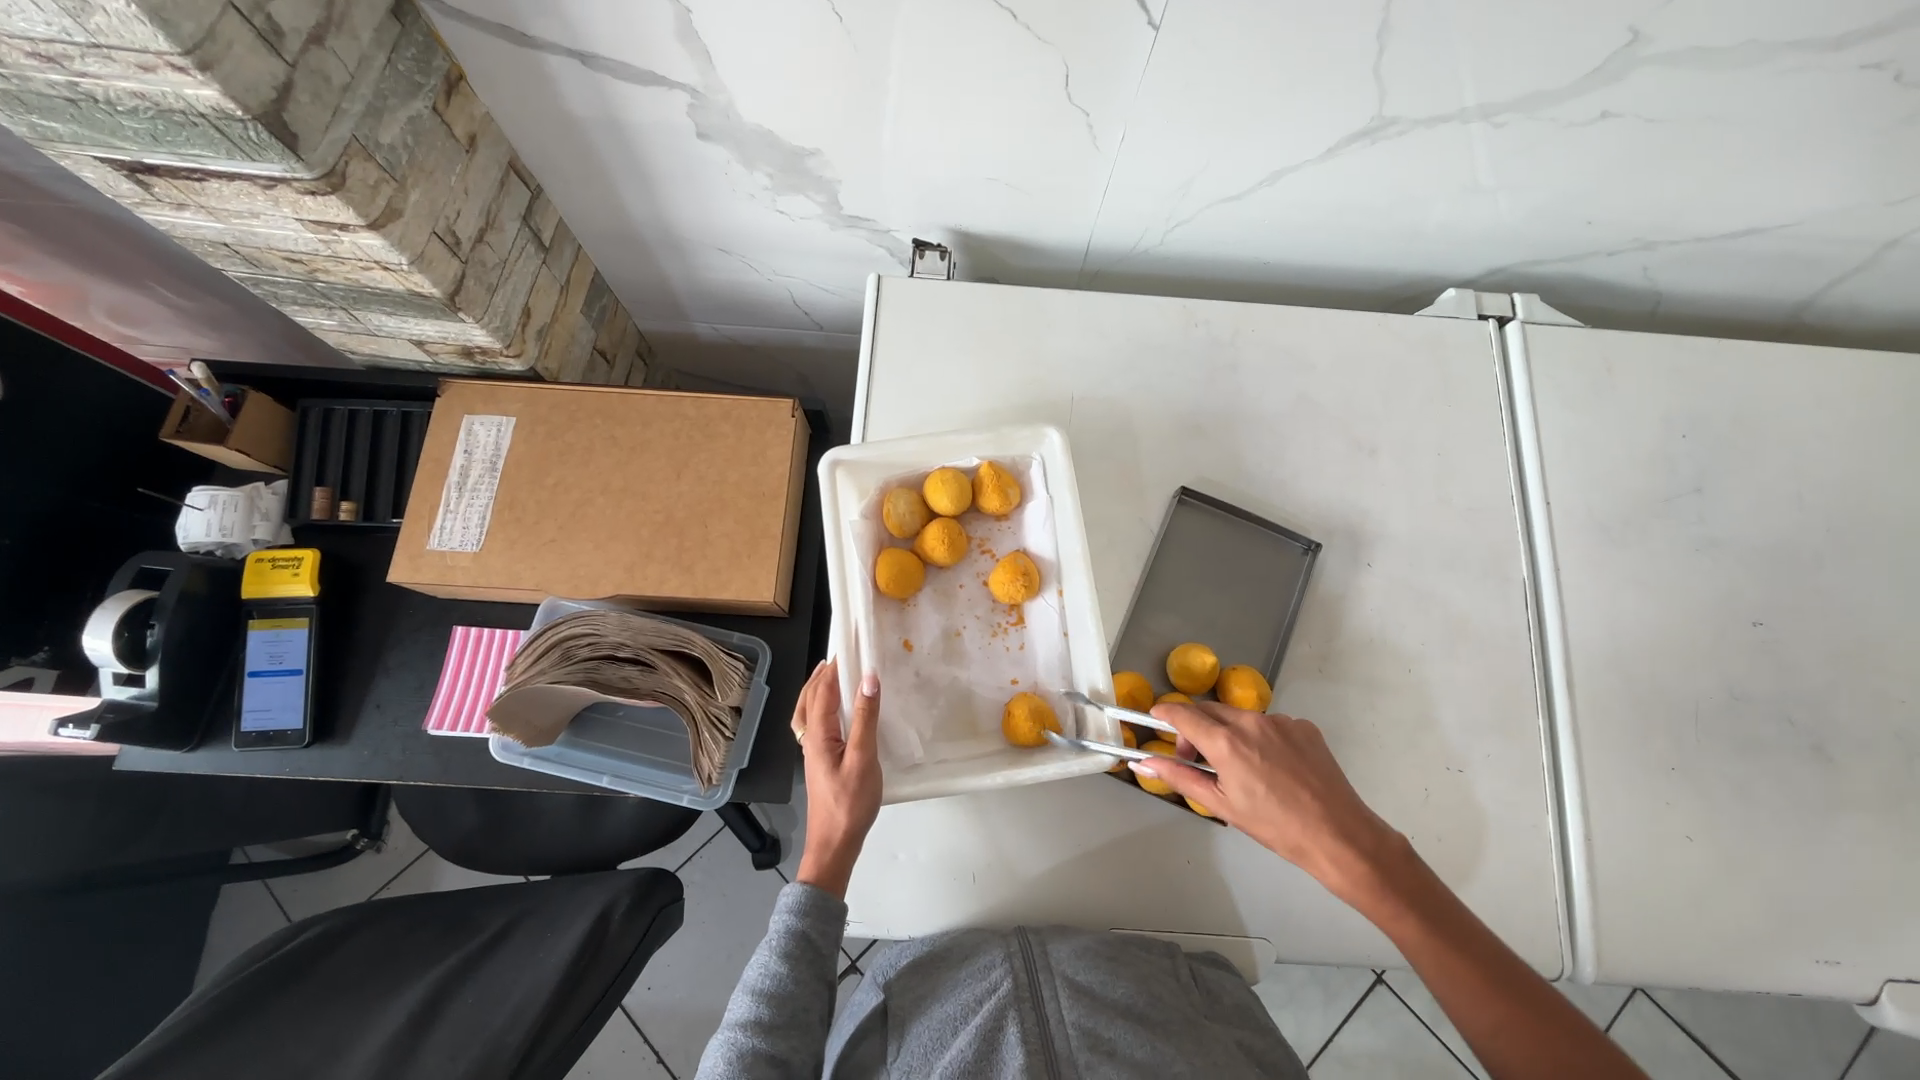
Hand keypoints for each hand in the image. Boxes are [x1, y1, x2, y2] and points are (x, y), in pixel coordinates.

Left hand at [792, 660, 881, 898]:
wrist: (834, 845)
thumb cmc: (849, 804)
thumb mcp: (864, 759)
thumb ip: (866, 719)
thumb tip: (869, 679)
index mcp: (818, 735)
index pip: (823, 691)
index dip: (836, 668)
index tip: (850, 648)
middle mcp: (810, 739)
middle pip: (811, 698)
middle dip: (824, 675)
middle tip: (841, 656)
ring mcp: (813, 752)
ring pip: (808, 712)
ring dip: (817, 690)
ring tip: (830, 675)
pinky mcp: (820, 763)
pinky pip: (814, 726)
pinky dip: (820, 709)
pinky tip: (834, 714)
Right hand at [1134, 701, 1406, 901]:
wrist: (1337, 833)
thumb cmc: (1274, 826)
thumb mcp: (1221, 805)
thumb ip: (1180, 777)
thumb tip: (1144, 763)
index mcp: (1227, 742)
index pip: (1184, 714)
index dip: (1165, 712)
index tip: (1156, 717)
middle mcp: (1252, 722)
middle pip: (1210, 710)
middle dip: (1195, 726)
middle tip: (1195, 757)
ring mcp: (1281, 721)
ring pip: (1240, 716)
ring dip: (1227, 732)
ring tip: (1239, 767)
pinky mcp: (1303, 726)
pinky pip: (1269, 724)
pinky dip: (1259, 737)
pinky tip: (1271, 766)